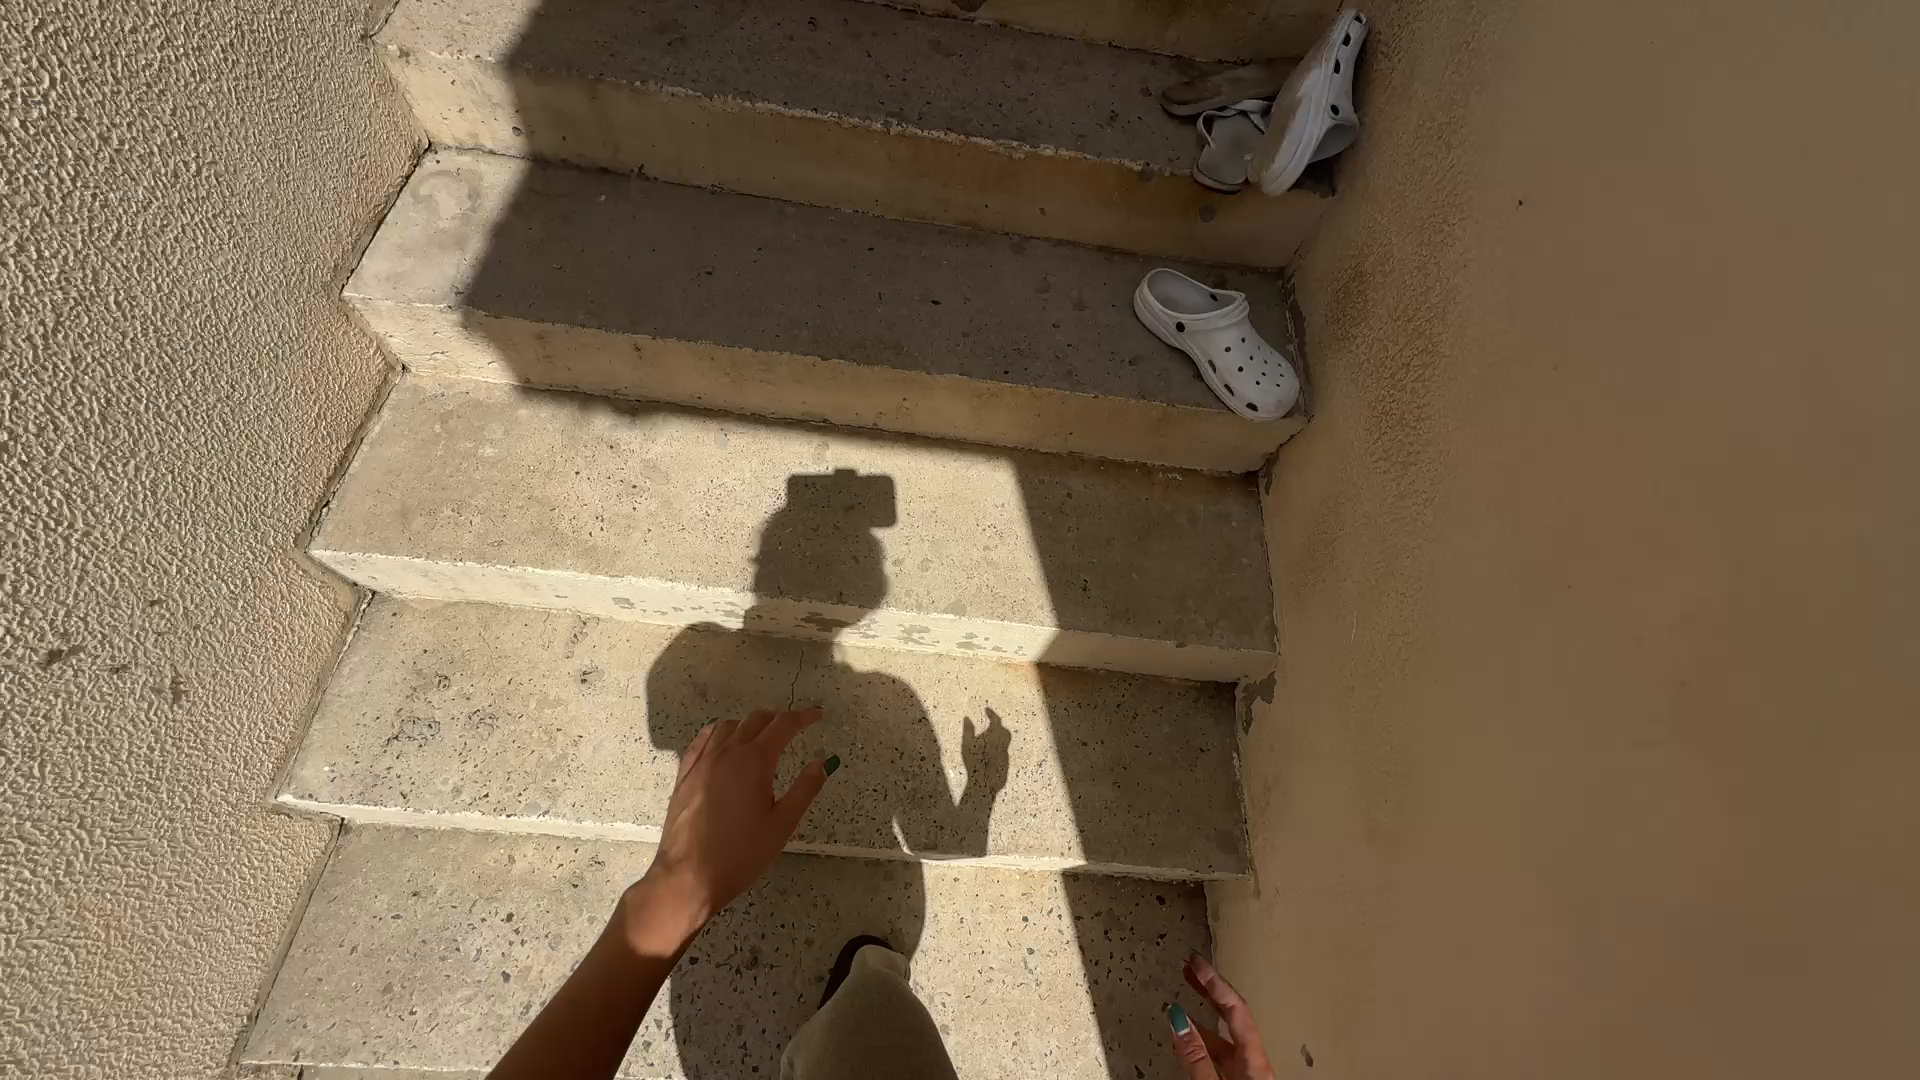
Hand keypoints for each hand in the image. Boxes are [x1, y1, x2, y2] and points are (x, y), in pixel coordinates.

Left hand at [617, 708, 831, 955]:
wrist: (687, 878)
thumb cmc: (740, 854)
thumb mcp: (782, 824)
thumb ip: (805, 789)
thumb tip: (822, 763)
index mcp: (755, 760)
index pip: (784, 725)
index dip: (804, 716)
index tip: (818, 715)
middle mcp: (728, 752)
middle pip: (757, 719)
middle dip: (779, 719)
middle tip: (794, 728)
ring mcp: (702, 762)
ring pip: (728, 725)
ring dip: (750, 723)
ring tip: (761, 736)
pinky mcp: (684, 775)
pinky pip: (703, 740)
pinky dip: (719, 732)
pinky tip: (724, 743)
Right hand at [962, 707, 1011, 792]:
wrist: (985, 782)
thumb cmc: (974, 762)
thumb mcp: (967, 744)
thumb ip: (968, 730)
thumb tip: (967, 718)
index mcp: (995, 735)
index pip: (996, 720)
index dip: (992, 714)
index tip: (987, 710)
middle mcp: (1004, 743)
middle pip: (1004, 731)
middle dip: (998, 726)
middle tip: (990, 725)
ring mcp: (1006, 755)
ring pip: (1005, 742)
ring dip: (998, 738)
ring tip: (988, 739)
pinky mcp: (1006, 764)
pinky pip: (1003, 753)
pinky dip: (997, 749)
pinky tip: (989, 753)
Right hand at [1167, 953, 1274, 1079]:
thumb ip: (1197, 1055)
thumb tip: (1177, 1018)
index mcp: (1256, 1058)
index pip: (1235, 1006)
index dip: (1214, 980)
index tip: (1195, 959)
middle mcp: (1256, 1061)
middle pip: (1233, 1014)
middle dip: (1210, 987)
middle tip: (1191, 965)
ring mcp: (1250, 1072)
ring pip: (1226, 1034)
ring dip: (1204, 1010)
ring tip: (1185, 991)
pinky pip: (1222, 1052)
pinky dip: (1204, 1036)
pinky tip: (1189, 1033)